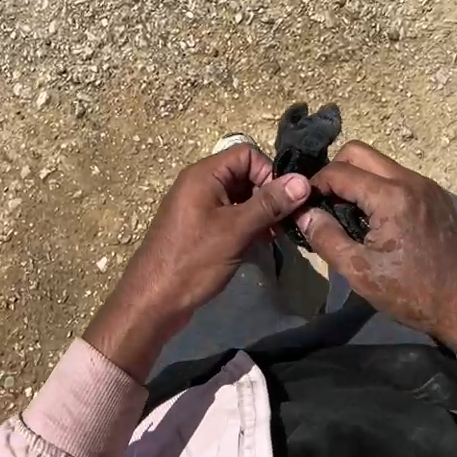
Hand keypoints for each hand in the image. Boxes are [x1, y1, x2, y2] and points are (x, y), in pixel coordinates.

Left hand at [84, 143, 310, 380]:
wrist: (153, 302)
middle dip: (268, 195)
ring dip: (260, 213)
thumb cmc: (193, 260)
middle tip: (286, 222)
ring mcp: (200, 207)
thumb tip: (303, 181)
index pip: (247, 154)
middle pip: (245, 175)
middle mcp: (201, 184)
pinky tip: (260, 245)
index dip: (268, 172)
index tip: (283, 201)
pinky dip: (248, 226)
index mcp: (204, 174)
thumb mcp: (235, 230)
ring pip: (241, 198)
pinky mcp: (201, 229)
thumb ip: (269, 204)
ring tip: (276, 236)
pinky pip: (231, 216)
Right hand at [298, 142, 456, 360]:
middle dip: (336, 171)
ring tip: (349, 212)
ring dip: (359, 179)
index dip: (316, 184)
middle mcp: (409, 180)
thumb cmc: (412, 293)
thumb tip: (304, 214)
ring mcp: (426, 185)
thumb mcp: (360, 272)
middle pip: (359, 152)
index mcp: (390, 196)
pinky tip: (377, 218)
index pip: (340, 171)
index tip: (305, 204)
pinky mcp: (436, 195)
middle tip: (326, 202)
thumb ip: (325, 237)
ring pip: (380, 163)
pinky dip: (379, 187)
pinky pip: (398, 177)